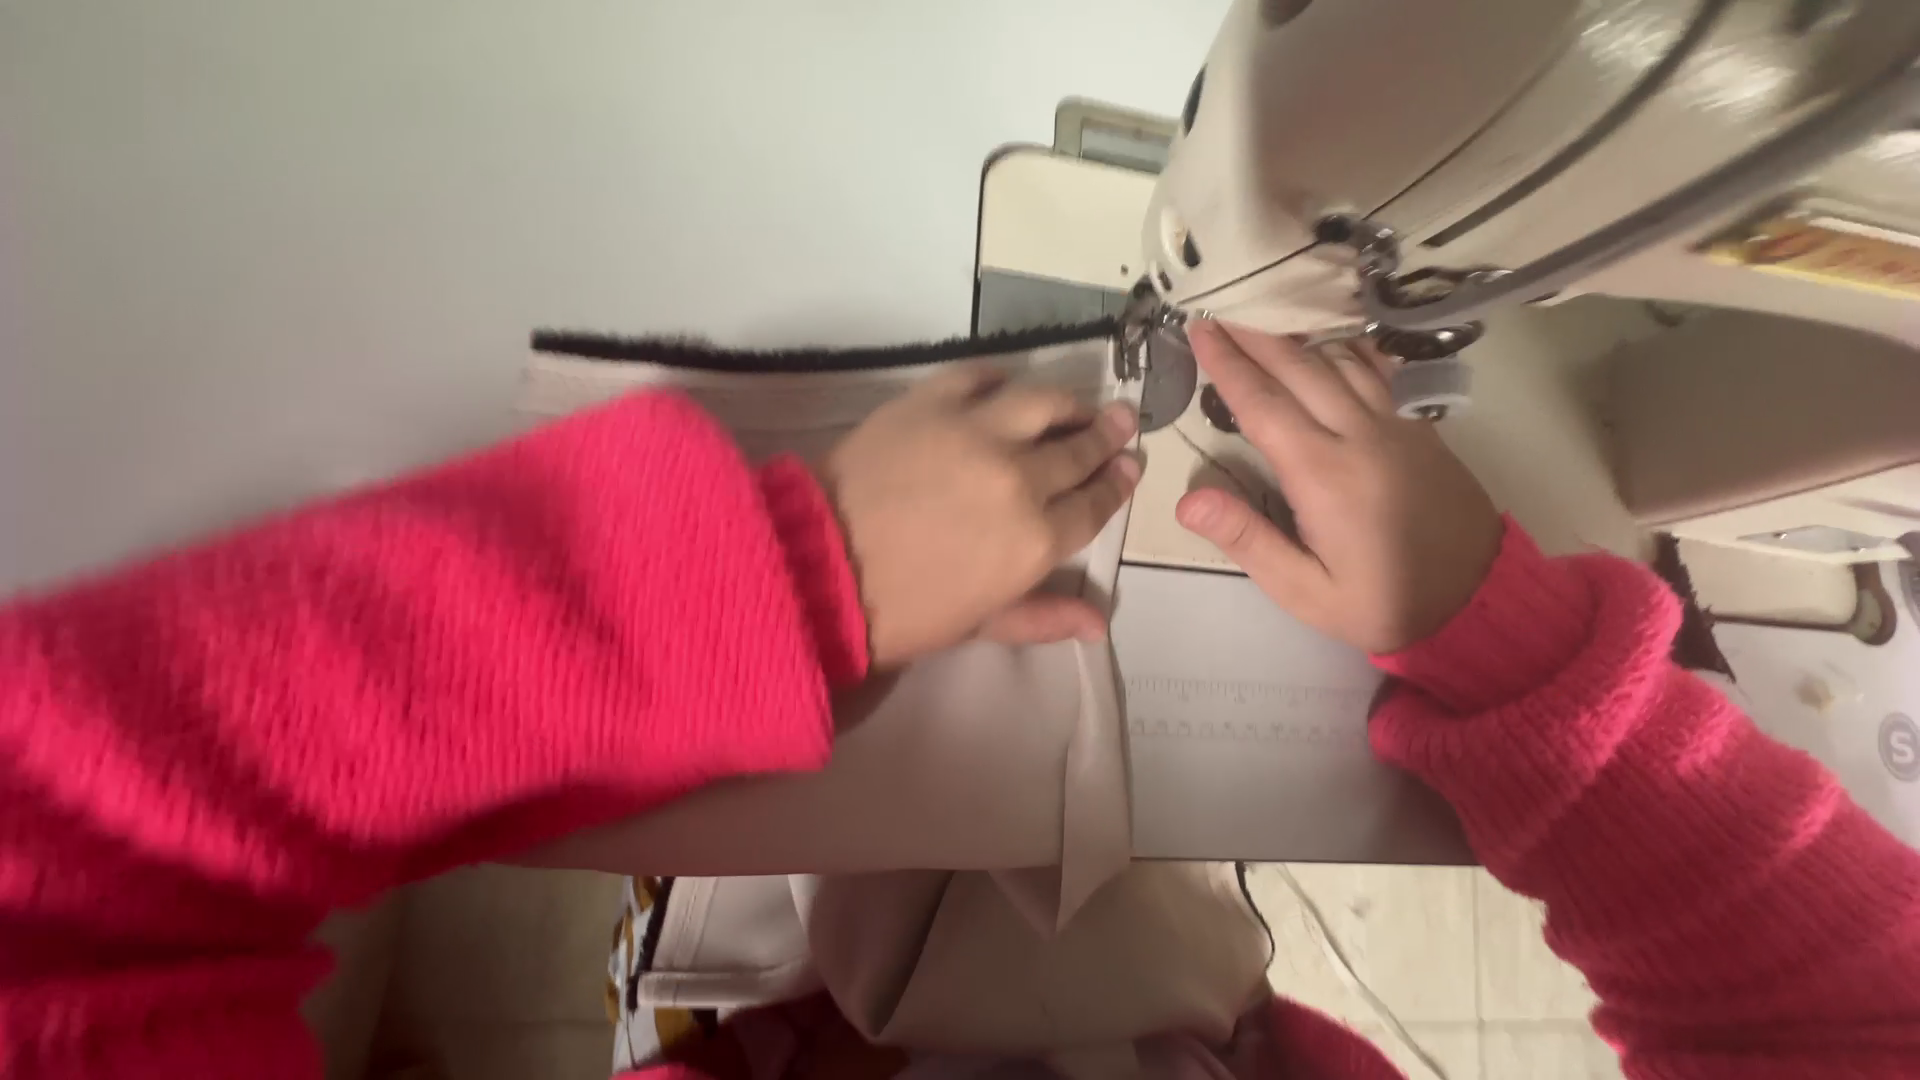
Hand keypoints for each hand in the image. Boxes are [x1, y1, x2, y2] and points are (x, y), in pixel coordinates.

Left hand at [820, 366, 1138, 666]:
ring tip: (1078, 401)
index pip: (1094, 504)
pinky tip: (1008, 384)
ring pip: (1043, 402)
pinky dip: (1000, 378)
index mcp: (1036, 540)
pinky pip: (979, 376)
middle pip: (1079, 449)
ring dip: (1070, 401)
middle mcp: (1020, 478)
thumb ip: (1043, 617)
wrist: (818, 567)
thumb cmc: (902, 611)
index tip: (1130, 465)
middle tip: (1122, 421)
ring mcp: (976, 432)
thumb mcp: (979, 625)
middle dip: (1108, 436)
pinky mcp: (932, 401)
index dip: (1117, 483)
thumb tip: (1101, 623)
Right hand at [1174, 320, 1500, 653]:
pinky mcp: (1420, 428)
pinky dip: (1348, 346)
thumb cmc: (1381, 601)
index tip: (1199, 329)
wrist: (1479, 600)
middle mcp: (1358, 435)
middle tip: (1221, 308)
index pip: (1262, 403)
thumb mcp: (1304, 590)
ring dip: (1298, 334)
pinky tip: (1333, 337)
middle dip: (1255, 334)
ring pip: (1340, 360)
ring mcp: (1395, 425)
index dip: (1227, 363)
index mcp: (1322, 473)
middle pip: (1299, 367)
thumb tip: (1188, 501)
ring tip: (1264, 316)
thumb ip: (1248, 541)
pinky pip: (1379, 370)